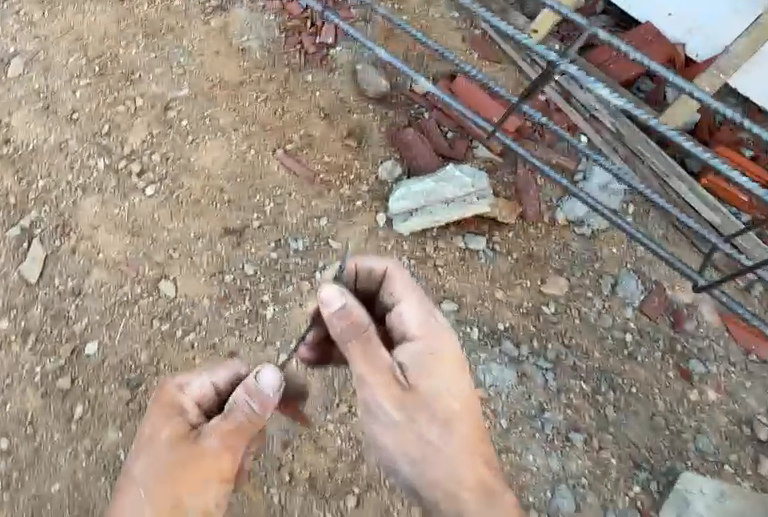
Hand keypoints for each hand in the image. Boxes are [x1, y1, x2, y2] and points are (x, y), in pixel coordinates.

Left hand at [107, 360, 287, 515]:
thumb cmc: (173, 494)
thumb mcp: (217, 450)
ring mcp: (185, 430)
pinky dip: (231, 466)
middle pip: (238, 399)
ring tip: (227, 476)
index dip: (269, 385)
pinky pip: (224, 449)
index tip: (302, 405)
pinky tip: (223, 484)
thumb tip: (273, 372)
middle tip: (242, 458)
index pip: (236, 370)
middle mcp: (183, 403)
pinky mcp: (190, 455)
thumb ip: (247, 411)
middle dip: (250, 430)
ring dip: (241, 453)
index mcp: (183, 390)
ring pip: (235, 428)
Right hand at [294, 257, 522, 516]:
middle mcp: (424, 332)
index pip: (387, 272)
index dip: (351, 273)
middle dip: (338, 305)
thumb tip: (328, 288)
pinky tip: (322, 364)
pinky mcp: (413, 376)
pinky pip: (378, 347)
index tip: (318, 293)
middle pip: (377, 295)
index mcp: (424, 326)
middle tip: (306, 328)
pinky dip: (350, 351)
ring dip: (339, 330)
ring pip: (373, 323)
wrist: (461, 499)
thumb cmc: (420, 442)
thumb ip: (354, 334)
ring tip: (305, 351)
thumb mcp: (378, 386)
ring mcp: (420, 355)